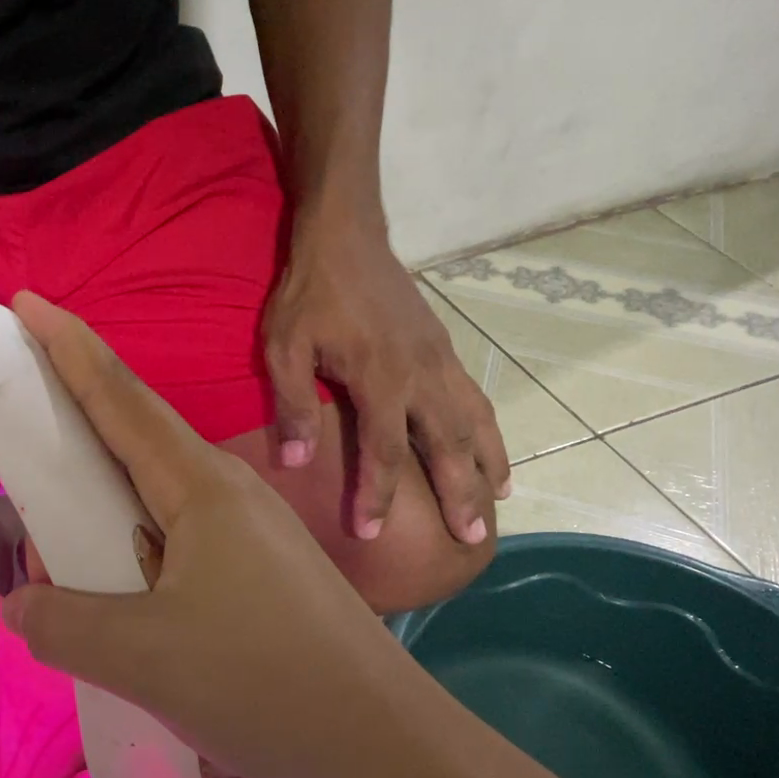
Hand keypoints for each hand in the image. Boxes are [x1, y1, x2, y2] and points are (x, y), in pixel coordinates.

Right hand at [0, 292, 428, 777]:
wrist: (383, 743)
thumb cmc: (262, 682)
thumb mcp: (138, 657)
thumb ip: (59, 624)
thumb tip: (21, 604)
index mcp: (201, 490)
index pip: (119, 399)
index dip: (67, 349)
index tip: (26, 304)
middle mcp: (229, 496)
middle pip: (133, 447)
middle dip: (71, 443)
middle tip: (25, 471)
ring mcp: (252, 537)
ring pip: (154, 507)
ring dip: (102, 519)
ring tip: (67, 568)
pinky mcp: (261, 577)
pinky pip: (178, 550)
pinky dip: (134, 562)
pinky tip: (123, 611)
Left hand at [262, 214, 508, 543]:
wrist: (346, 236)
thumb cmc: (308, 294)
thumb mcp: (283, 348)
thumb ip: (290, 404)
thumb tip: (294, 461)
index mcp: (380, 378)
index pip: (382, 451)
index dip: (376, 495)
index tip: (370, 533)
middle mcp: (420, 374)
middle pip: (448, 445)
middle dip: (459, 495)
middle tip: (471, 541)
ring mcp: (438, 359)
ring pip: (474, 422)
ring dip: (487, 465)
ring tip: (496, 505)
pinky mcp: (442, 348)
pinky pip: (474, 398)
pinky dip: (489, 430)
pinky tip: (490, 451)